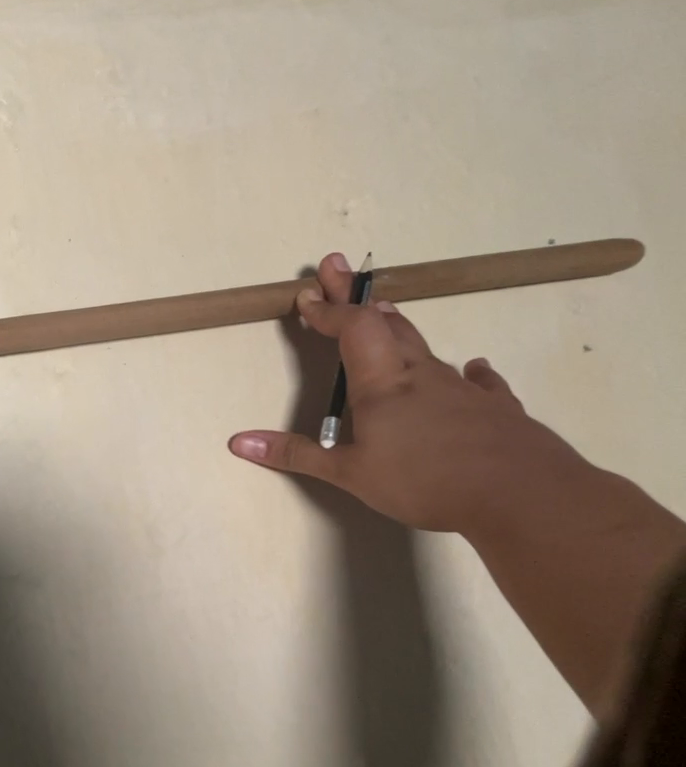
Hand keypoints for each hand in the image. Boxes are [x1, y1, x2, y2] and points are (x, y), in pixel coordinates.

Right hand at [227, 252, 593, 534]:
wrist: (528, 498)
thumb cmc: (427, 481)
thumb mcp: (349, 474)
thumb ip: (295, 454)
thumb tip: (238, 442)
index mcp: (383, 384)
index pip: (352, 330)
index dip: (327, 310)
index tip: (307, 294)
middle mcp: (422, 374)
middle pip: (387, 322)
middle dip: (356, 297)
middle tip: (337, 268)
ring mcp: (463, 388)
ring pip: (424, 346)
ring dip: (398, 326)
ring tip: (385, 312)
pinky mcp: (497, 408)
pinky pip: (477, 380)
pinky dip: (466, 371)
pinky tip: (474, 369)